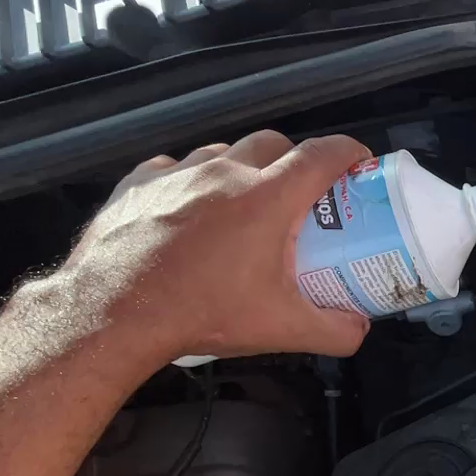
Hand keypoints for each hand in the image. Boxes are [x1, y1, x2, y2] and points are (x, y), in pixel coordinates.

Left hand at [11, 130, 372, 365]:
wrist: (116, 311)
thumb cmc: (202, 313)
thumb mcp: (286, 331)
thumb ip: (338, 332)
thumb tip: (358, 327)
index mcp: (267, 201)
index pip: (320, 155)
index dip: (349, 152)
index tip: (360, 162)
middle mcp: (224, 174)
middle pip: (274, 143)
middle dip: (297, 160)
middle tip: (307, 195)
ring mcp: (177, 173)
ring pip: (226, 152)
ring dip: (248, 168)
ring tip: (252, 204)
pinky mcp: (140, 182)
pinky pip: (179, 167)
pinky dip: (199, 181)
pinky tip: (201, 211)